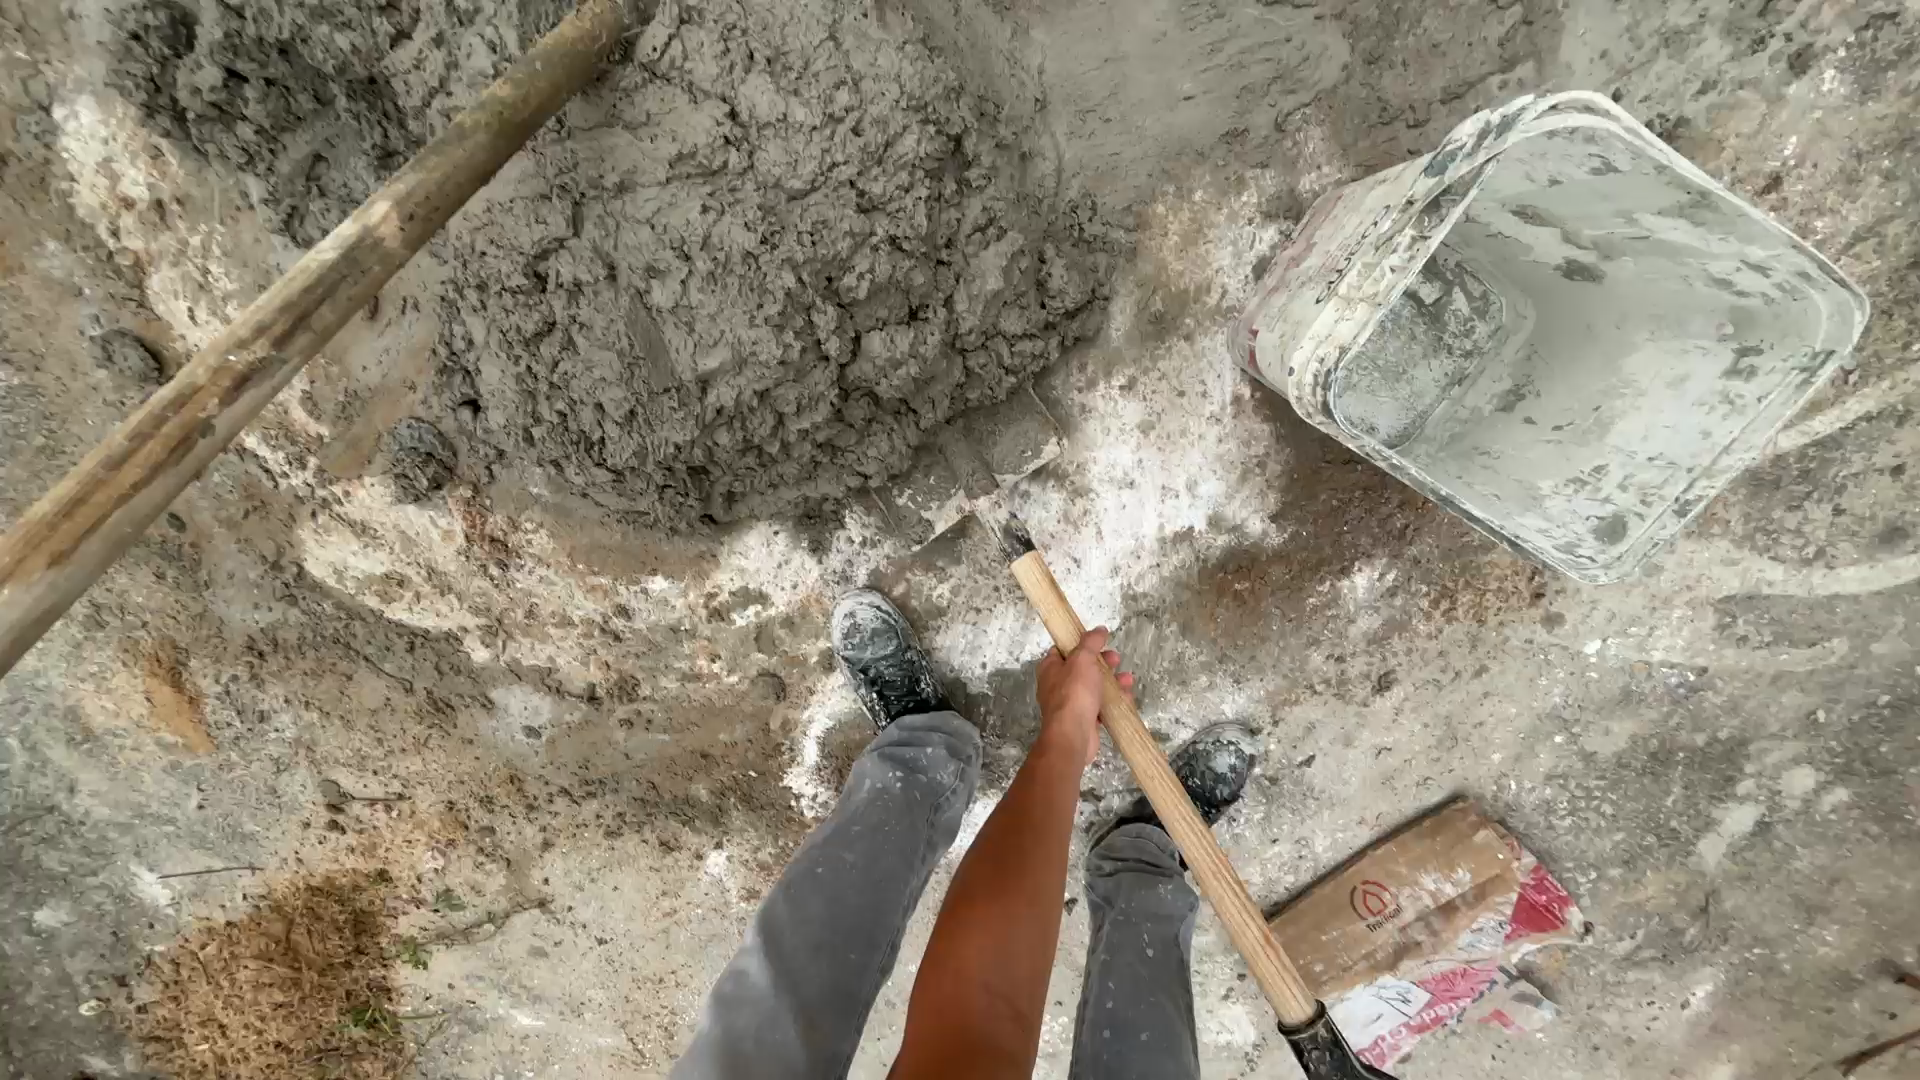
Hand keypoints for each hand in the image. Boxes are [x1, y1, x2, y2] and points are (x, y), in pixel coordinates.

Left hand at [1034, 626, 1134, 768]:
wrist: (1073, 735)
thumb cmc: (1074, 692)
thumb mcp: (1082, 659)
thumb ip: (1091, 642)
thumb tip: (1100, 629)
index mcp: (1050, 668)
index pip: (1063, 649)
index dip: (1081, 644)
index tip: (1099, 642)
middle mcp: (1057, 685)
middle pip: (1082, 668)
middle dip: (1102, 662)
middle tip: (1116, 659)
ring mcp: (1070, 704)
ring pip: (1094, 687)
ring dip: (1112, 682)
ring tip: (1127, 680)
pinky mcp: (1083, 720)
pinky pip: (1100, 706)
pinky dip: (1113, 701)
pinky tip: (1126, 698)